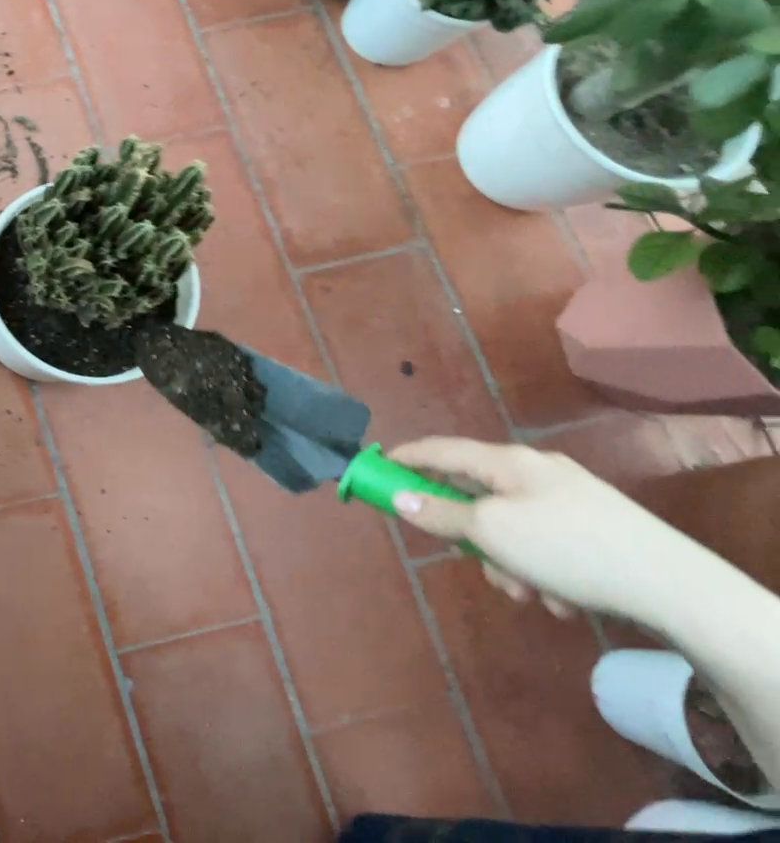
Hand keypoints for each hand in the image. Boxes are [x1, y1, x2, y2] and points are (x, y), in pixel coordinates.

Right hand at [387, 437, 694, 621]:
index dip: (403, 458)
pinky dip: (537, 570)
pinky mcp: (594, 529)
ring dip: (505, 562)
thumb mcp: (489, 531)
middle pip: (473, 495)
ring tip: (527, 591)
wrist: (674, 587)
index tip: (374, 469)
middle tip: (469, 559)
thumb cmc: (566, 548)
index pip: (439, 449)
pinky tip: (557, 597)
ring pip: (506, 527)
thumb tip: (398, 498)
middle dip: (466, 534)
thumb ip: (438, 513)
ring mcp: (568, 500)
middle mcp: (535, 473)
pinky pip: (540, 544)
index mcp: (507, 462)